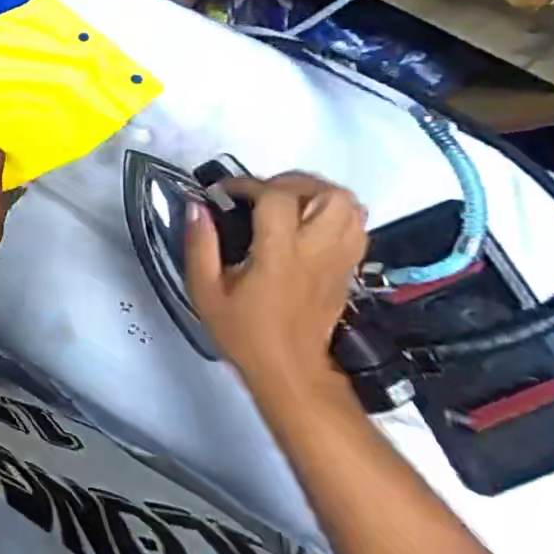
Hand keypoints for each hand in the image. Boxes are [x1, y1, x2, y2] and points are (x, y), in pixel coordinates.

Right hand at [184, 172, 367, 401]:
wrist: (290, 372)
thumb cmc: (242, 331)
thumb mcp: (204, 290)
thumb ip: (200, 244)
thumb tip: (197, 206)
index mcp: (280, 256)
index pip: (277, 199)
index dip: (247, 184)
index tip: (222, 192)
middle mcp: (317, 252)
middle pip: (327, 194)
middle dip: (291, 182)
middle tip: (259, 193)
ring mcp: (339, 261)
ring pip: (350, 206)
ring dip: (316, 193)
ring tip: (284, 201)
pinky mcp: (347, 270)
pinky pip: (355, 226)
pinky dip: (333, 212)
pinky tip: (305, 221)